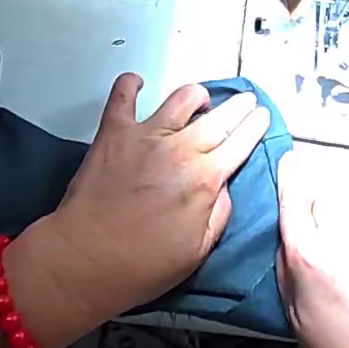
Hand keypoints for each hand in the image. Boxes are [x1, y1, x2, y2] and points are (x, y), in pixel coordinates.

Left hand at [7, 74, 270, 347]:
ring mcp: (146, 135)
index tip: (262, 116)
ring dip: (197, 95)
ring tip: (200, 99)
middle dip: (239, 106)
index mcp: (205, 178)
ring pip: (181, 98)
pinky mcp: (113, 131)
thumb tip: (224, 185)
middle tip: (246, 100)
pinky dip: (131, 84)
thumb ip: (220, 213)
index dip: (255, 127)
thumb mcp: (199, 250)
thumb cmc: (143, 264)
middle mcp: (181, 149)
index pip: (241, 143)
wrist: (86, 260)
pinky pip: (123, 95)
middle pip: (220, 117)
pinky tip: (138, 83)